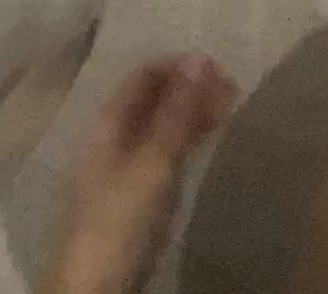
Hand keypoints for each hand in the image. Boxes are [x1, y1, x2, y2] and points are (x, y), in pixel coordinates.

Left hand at [43, 53, 240, 293]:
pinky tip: (209, 139)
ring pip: (161, 123)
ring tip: (229, 111)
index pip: (146, 73)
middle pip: (154, 97)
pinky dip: (187, 138)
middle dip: (192, 88)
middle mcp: (112, 134)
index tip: (222, 70)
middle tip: (234, 91)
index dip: (182, 66)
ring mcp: (123, 164)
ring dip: (193, 112)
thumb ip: (177, 111)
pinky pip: (164, 149)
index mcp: (108, 119)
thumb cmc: (120, 219)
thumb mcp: (153, 162)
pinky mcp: (135, 191)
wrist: (93, 292)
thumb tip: (200, 57)